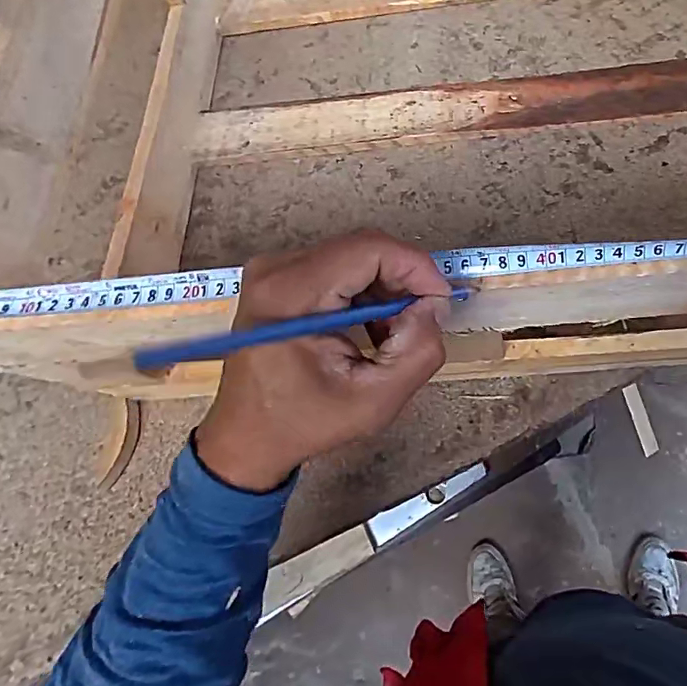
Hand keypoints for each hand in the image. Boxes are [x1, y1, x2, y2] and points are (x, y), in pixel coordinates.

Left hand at [193, 231, 451, 491]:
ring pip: (357, 255)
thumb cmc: (303, 423)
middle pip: (364, 248)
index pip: (370, 249)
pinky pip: (341, 266)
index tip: (439, 303)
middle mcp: (277, 269)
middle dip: (405, 281)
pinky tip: (372, 329)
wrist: (247, 436)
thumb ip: (419, 351)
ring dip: (389, 288)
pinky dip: (369, 291)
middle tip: (421, 323)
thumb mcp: (376, 401)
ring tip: (394, 334)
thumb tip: (433, 307)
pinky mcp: (281, 276)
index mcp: (290, 294)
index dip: (416, 268)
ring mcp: (275, 269)